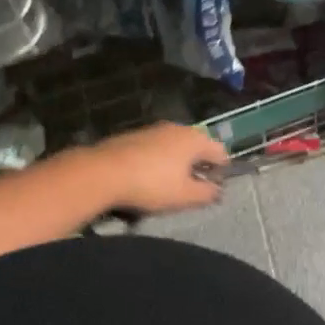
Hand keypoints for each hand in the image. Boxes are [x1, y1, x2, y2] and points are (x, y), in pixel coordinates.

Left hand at [91, 123, 229, 214]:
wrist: (103, 172)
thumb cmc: (151, 184)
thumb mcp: (184, 196)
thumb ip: (207, 193)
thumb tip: (218, 190)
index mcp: (196, 139)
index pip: (220, 152)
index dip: (221, 171)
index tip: (214, 188)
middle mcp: (178, 128)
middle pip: (197, 147)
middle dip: (197, 166)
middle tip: (191, 188)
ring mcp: (154, 129)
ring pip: (174, 147)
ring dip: (175, 163)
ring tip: (166, 185)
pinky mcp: (134, 135)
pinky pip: (154, 148)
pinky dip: (156, 161)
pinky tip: (145, 178)